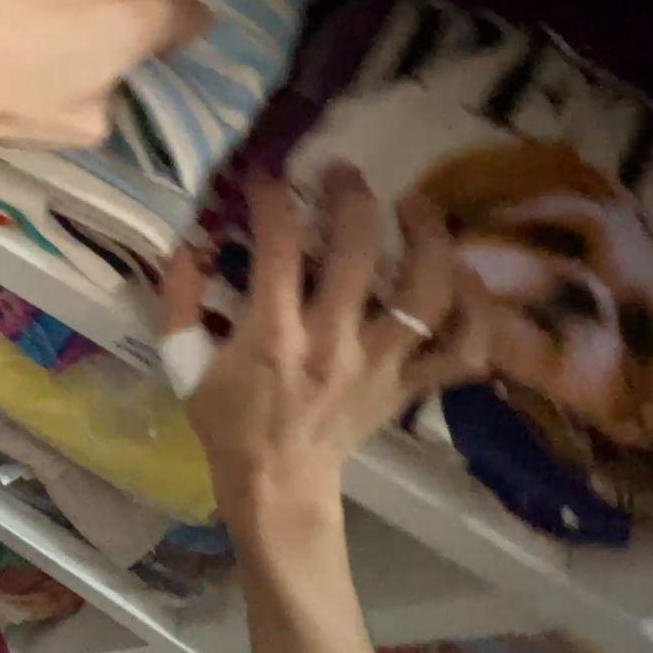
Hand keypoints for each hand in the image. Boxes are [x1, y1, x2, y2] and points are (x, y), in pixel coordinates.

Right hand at [186, 164, 491, 539]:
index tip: (265, 178)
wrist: (276, 481)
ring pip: (427, 291)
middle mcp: (332, 342)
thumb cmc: (223, 419)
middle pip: (355, 255)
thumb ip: (176, 305)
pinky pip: (465, 347)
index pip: (276, 251)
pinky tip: (461, 279)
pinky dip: (476, 311)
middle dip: (350, 200)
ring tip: (414, 207)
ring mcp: (381, 364)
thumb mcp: (180, 363)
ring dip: (427, 239)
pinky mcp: (410, 385)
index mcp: (271, 336)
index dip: (272, 205)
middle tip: (341, 172)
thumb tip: (185, 250)